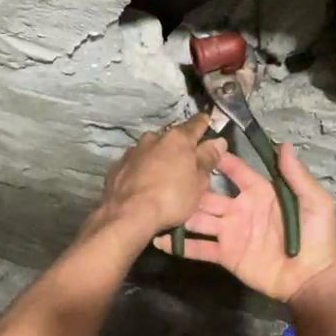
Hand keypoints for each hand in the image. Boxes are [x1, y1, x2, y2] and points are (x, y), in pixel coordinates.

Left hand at [98, 115, 227, 234]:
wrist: (128, 215)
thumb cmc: (171, 198)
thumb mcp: (198, 183)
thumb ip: (207, 160)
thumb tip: (218, 141)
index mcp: (177, 139)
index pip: (195, 124)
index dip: (204, 123)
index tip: (208, 121)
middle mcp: (153, 138)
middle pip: (171, 138)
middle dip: (178, 145)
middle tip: (185, 159)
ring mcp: (132, 151)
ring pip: (151, 149)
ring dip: (158, 156)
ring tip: (163, 173)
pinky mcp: (117, 166)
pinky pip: (135, 163)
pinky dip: (142, 168)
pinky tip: (144, 182)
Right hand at [153, 143, 335, 303]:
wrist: (310, 280)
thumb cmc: (316, 238)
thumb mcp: (315, 203)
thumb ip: (297, 176)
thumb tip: (283, 145)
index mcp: (260, 193)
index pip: (236, 172)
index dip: (220, 161)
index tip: (199, 149)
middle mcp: (240, 209)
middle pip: (209, 196)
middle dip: (190, 189)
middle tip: (167, 182)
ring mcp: (230, 232)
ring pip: (199, 220)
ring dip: (181, 215)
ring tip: (157, 209)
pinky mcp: (225, 255)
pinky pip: (199, 248)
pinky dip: (180, 246)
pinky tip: (159, 240)